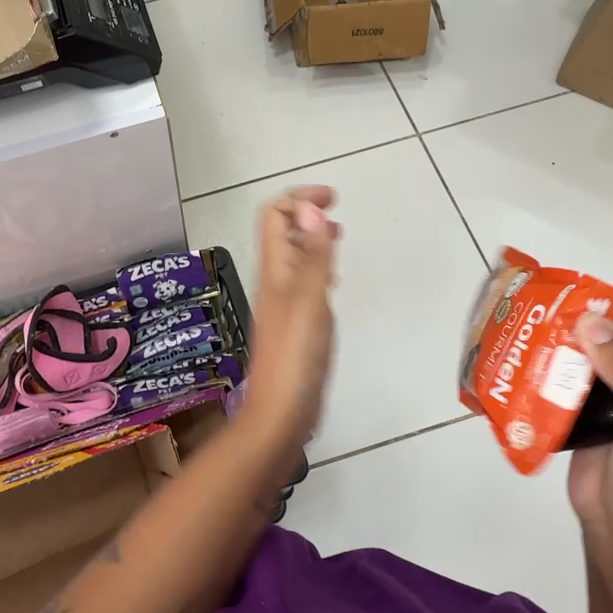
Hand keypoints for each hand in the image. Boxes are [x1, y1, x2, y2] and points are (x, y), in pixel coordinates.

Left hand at [240, 186, 339, 444]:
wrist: (280, 415)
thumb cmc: (296, 357)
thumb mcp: (310, 301)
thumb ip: (313, 256)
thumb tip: (308, 207)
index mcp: (275, 271)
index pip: (274, 216)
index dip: (299, 197)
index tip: (333, 197)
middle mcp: (275, 283)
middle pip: (282, 233)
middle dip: (306, 213)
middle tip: (337, 212)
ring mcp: (283, 306)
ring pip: (293, 259)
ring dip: (312, 240)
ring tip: (337, 238)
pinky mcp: (294, 328)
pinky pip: (303, 285)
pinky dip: (317, 271)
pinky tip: (331, 285)